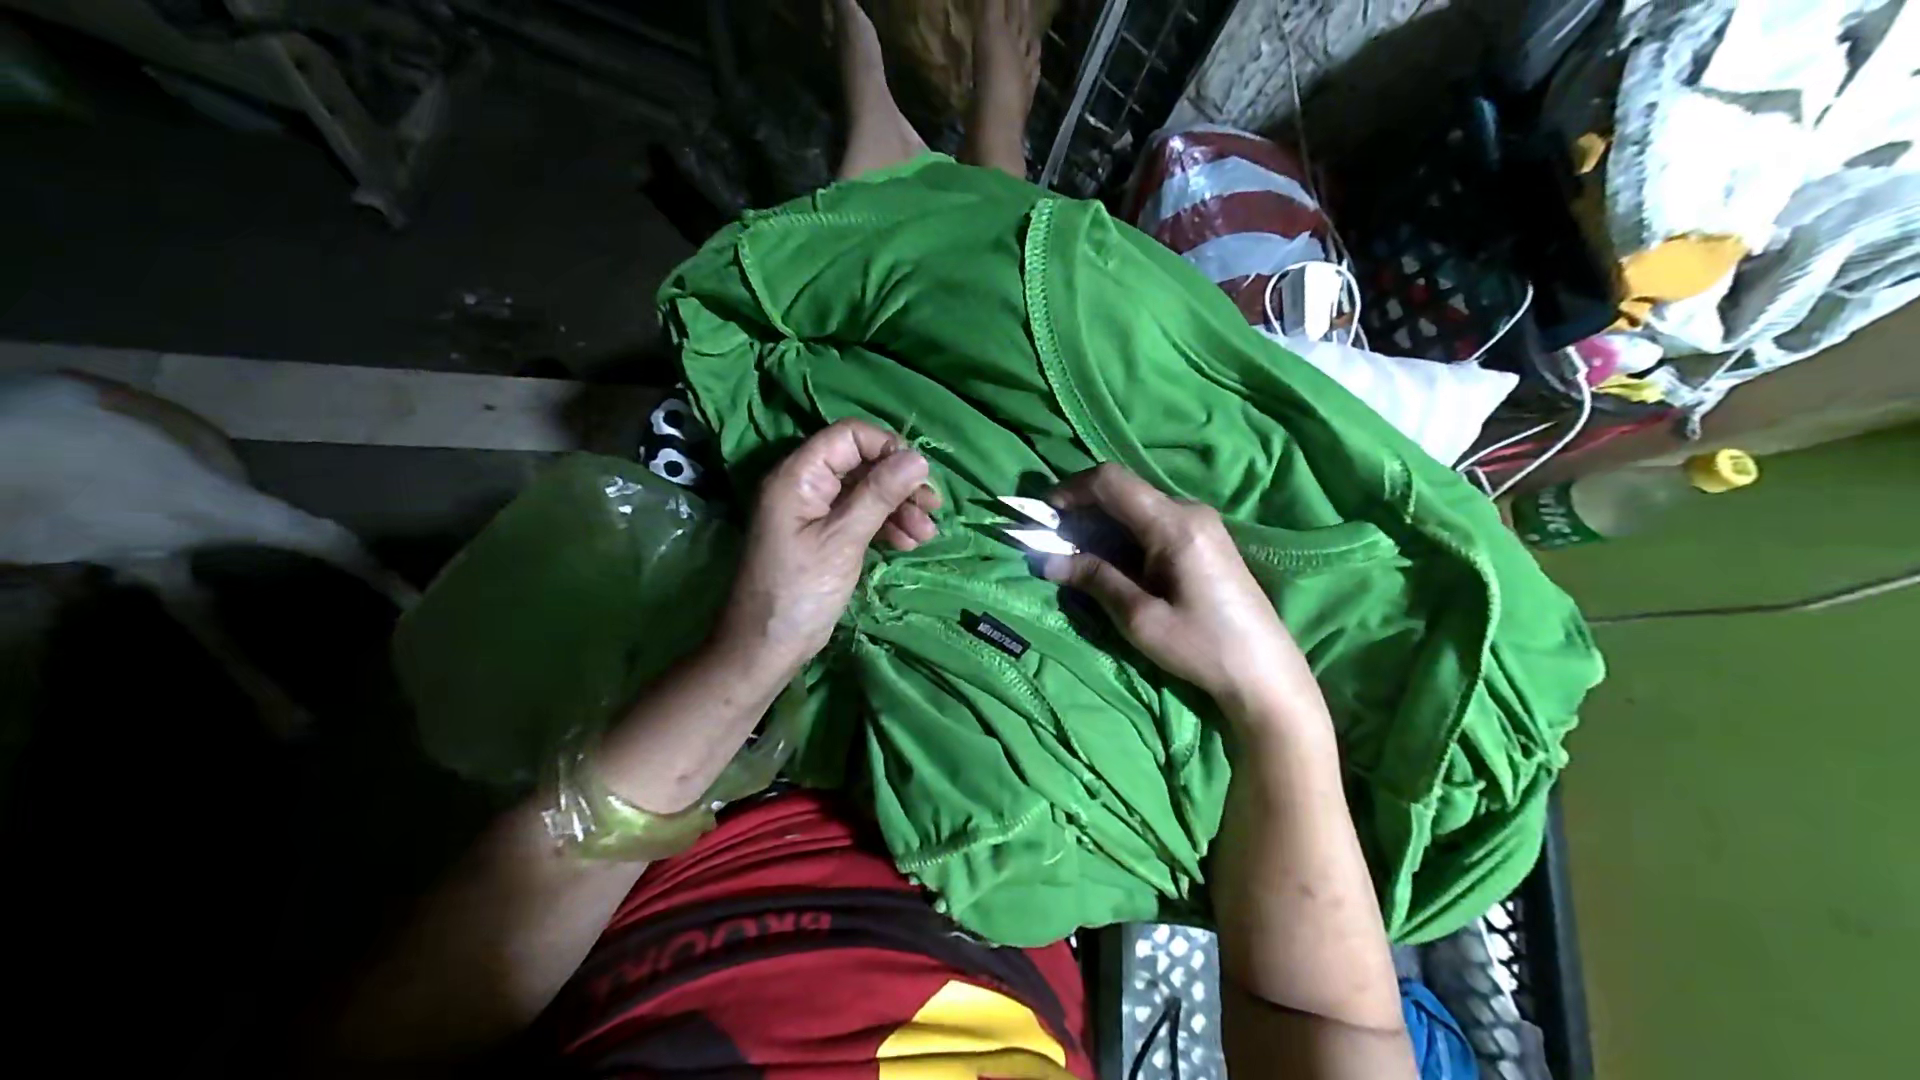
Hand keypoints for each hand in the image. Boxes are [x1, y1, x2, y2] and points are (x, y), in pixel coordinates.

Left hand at [718, 419, 940, 675]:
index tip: (918, 475)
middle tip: (932, 508)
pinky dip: (886, 526)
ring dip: (898, 508)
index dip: (887, 447)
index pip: (849, 436)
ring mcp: (814, 512)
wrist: (766, 647)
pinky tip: (909, 543)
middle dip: (899, 483)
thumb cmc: (799, 591)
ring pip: (865, 492)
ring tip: (926, 535)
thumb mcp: (843, 540)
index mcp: (799, 476)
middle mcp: (805, 485)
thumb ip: (879, 494)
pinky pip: (860, 516)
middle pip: (861, 463)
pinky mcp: (824, 536)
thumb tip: (918, 458)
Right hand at [1041, 464, 1322, 724]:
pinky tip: (1110, 562)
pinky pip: (1152, 521)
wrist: (1265, 672)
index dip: (1070, 490)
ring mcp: (1201, 523)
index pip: (1111, 481)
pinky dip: (1121, 534)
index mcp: (1175, 525)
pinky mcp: (1204, 538)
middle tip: (1052, 543)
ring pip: (1135, 506)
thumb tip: (1048, 561)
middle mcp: (1189, 511)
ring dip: (1100, 524)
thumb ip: (1095, 580)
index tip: (1043, 515)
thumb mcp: (1141, 618)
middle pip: (1122, 491)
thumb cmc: (1203, 647)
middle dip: (1081, 511)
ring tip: (1075, 557)